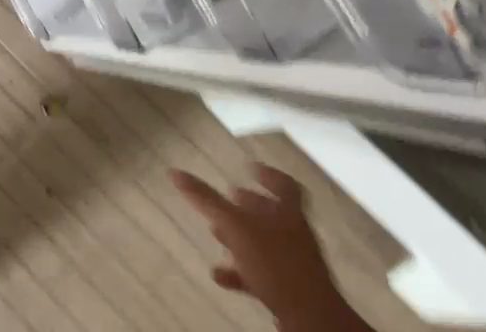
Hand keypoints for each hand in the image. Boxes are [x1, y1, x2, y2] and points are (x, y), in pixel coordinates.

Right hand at [171, 165, 366, 331]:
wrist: (310, 320)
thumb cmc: (275, 264)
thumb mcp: (235, 227)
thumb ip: (207, 201)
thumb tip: (175, 172)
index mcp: (289, 213)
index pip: (285, 185)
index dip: (268, 175)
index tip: (249, 168)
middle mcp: (295, 234)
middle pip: (273, 214)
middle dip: (248, 207)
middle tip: (228, 198)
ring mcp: (294, 264)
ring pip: (266, 243)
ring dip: (241, 238)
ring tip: (217, 233)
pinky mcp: (289, 290)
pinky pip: (261, 274)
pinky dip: (240, 272)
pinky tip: (220, 275)